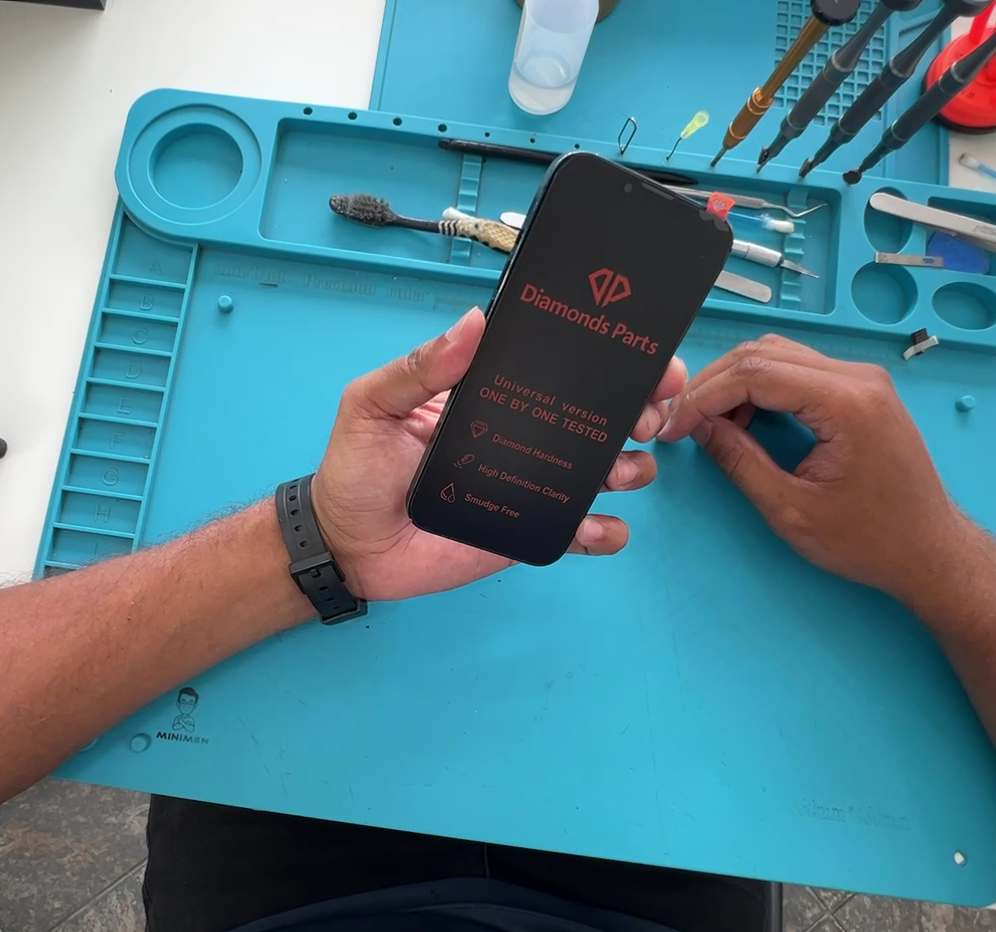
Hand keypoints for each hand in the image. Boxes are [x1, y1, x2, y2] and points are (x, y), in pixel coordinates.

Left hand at [312, 308, 686, 601]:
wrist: (348, 547)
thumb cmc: (355, 471)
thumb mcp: (373, 406)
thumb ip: (419, 369)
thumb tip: (474, 321)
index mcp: (489, 396)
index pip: (555, 369)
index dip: (603, 359)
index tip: (639, 350)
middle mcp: (519, 435)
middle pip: (593, 416)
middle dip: (636, 409)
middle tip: (647, 414)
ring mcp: (527, 485)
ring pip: (599, 471)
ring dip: (629, 466)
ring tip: (627, 470)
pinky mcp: (526, 532)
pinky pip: (576, 532)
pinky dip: (603, 532)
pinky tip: (603, 528)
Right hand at [657, 334, 982, 601]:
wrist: (928, 549)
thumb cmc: (866, 538)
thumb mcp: (789, 509)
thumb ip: (740, 462)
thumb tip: (700, 429)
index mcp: (846, 403)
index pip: (755, 374)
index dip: (703, 398)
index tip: (674, 429)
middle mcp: (858, 378)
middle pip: (763, 353)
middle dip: (711, 385)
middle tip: (682, 423)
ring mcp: (861, 381)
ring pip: (776, 355)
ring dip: (732, 383)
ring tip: (707, 423)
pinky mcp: (859, 391)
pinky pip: (795, 371)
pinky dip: (758, 388)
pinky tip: (742, 420)